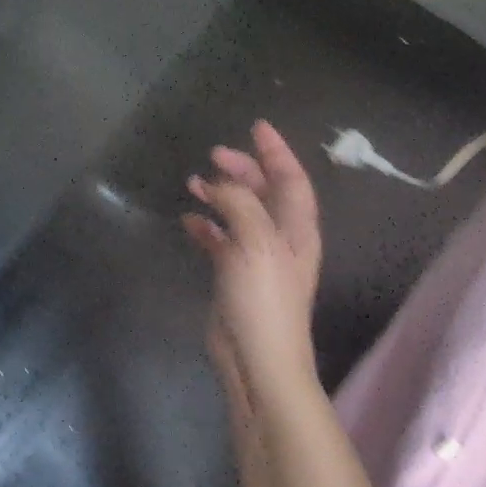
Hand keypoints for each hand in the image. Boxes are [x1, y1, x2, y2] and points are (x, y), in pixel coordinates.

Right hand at [183, 121, 323, 407]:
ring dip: (222, 194)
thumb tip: (219, 184)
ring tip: (194, 182)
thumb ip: (239, 205)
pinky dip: (207, 225)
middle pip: (266, 193)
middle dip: (244, 170)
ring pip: (242, 213)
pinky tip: (189, 221)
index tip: (257, 127)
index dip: (276, 152)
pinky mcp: (236, 277)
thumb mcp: (255, 244)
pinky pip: (222, 239)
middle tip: (214, 154)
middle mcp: (281, 240)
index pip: (291, 180)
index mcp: (296, 230)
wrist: (259, 359)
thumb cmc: (264, 300)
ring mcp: (259, 259)